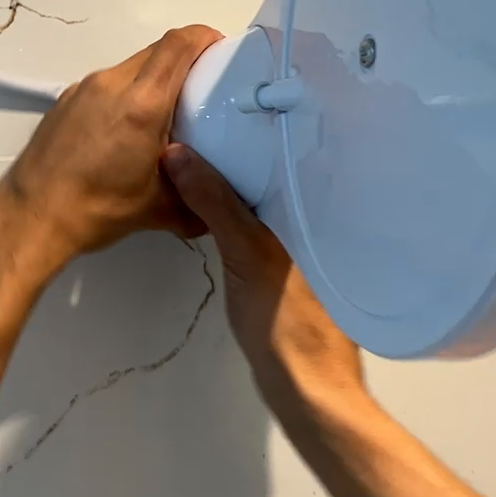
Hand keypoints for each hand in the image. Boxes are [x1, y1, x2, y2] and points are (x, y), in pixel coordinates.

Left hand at [0, 25, 221, 267]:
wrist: (32, 214)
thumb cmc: (97, 209)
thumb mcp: (161, 210)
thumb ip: (198, 201)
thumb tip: (217, 206)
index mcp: (141, 104)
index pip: (178, 45)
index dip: (204, 37)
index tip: (222, 50)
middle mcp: (111, 84)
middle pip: (156, 51)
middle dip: (184, 59)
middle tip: (202, 87)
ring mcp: (83, 89)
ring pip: (129, 66)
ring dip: (152, 78)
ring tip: (165, 113)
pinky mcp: (65, 100)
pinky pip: (105, 84)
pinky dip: (125, 93)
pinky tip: (126, 129)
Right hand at [162, 143, 366, 419]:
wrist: (304, 390)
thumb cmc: (284, 320)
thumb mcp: (246, 253)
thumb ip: (215, 203)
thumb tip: (176, 152)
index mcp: (319, 209)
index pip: (286, 152)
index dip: (254, 129)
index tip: (219, 106)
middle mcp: (314, 221)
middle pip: (271, 174)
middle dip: (239, 152)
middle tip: (199, 123)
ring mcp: (299, 246)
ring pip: (261, 200)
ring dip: (233, 184)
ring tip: (197, 155)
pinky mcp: (283, 269)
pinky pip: (255, 225)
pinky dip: (233, 213)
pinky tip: (210, 207)